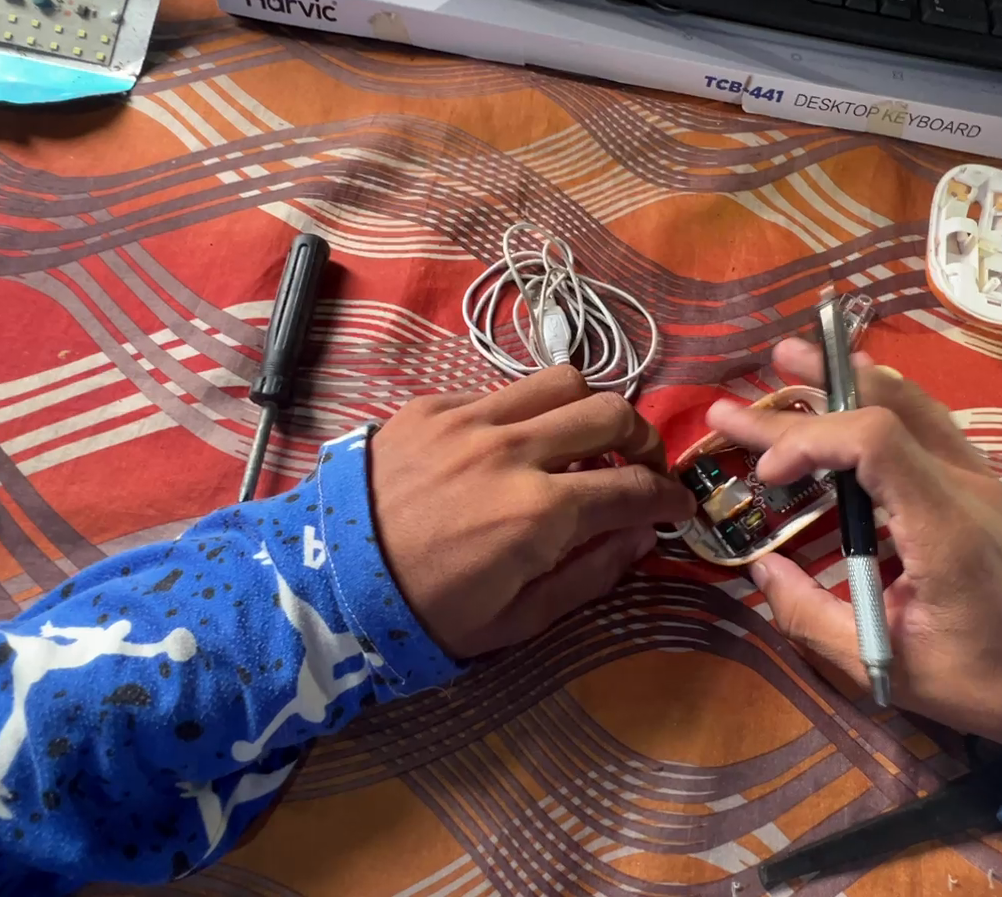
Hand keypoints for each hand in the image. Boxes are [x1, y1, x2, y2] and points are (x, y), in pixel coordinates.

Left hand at [371, 366, 696, 658]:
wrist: (324, 581)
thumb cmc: (425, 613)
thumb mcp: (516, 621)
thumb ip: (590, 574)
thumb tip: (639, 535)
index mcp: (539, 513)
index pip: (632, 487)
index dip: (667, 497)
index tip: (677, 505)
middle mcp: (513, 450)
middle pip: (610, 411)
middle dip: (644, 438)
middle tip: (640, 465)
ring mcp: (471, 418)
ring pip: (562, 380)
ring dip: (588, 409)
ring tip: (581, 440)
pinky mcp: (434, 405)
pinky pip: (503, 390)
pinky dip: (528, 413)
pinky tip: (511, 444)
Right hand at [706, 340, 1001, 763]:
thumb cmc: (998, 684)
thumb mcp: (894, 670)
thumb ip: (816, 620)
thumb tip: (760, 570)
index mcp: (945, 526)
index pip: (872, 439)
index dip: (807, 439)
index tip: (766, 474)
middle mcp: (964, 483)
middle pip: (877, 409)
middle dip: (799, 402)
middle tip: (734, 403)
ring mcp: (980, 476)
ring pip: (909, 399)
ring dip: (844, 376)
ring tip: (792, 359)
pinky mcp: (984, 483)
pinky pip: (927, 418)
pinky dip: (879, 393)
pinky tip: (855, 385)